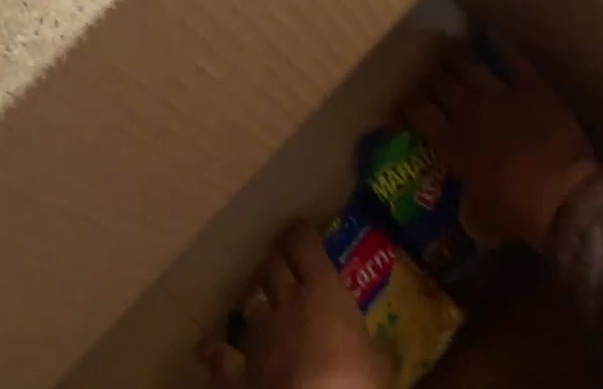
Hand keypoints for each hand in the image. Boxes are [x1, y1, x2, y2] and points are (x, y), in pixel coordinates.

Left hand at [199, 222, 392, 388]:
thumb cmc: (355, 383)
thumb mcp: (382, 366)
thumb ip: (382, 350)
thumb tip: (392, 345)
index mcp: (322, 291)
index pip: (304, 246)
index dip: (300, 235)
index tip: (300, 229)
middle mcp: (286, 302)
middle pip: (271, 267)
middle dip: (274, 261)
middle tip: (279, 260)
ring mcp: (259, 337)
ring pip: (248, 305)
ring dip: (251, 301)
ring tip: (252, 299)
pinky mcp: (238, 372)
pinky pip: (220, 356)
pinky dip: (215, 350)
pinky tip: (209, 345)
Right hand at [405, 41, 599, 249]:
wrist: (563, 195)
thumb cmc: (518, 212)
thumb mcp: (479, 209)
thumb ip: (467, 186)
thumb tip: (464, 183)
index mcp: (452, 144)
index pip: (419, 114)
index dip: (409, 102)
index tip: (404, 96)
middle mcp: (469, 113)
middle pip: (440, 85)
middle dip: (429, 76)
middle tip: (425, 69)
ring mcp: (500, 96)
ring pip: (469, 66)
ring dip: (454, 55)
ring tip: (445, 44)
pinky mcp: (531, 88)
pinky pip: (513, 60)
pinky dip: (501, 46)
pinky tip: (491, 34)